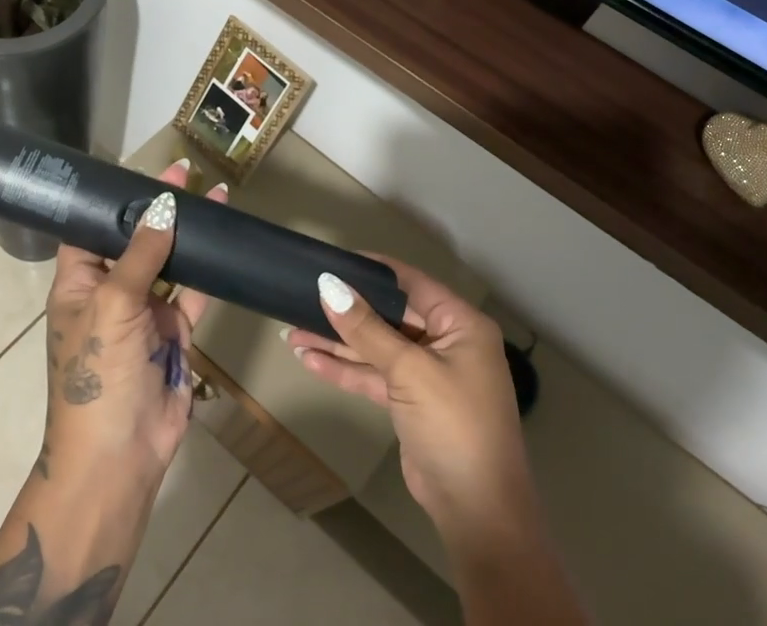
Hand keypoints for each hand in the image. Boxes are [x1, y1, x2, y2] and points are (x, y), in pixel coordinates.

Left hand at [39, 161, 226, 487]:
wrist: (119, 454)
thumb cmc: (97, 375)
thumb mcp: (112, 306)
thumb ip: (140, 255)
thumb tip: (165, 206)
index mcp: (77, 283)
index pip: (92, 229)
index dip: (116, 200)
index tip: (145, 169)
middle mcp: (109, 292)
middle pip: (136, 241)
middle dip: (160, 210)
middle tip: (190, 172)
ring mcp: (144, 314)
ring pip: (169, 263)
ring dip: (189, 235)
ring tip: (216, 197)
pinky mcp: (174, 334)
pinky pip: (194, 293)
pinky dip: (210, 270)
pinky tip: (228, 241)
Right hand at [285, 257, 534, 534]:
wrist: (475, 505)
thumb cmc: (453, 424)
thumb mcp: (409, 370)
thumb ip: (367, 328)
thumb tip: (329, 285)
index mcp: (460, 325)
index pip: (412, 284)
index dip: (372, 271)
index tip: (332, 261)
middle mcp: (446, 343)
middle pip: (389, 316)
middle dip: (347, 311)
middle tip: (302, 297)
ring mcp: (427, 374)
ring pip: (376, 348)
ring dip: (338, 342)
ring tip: (291, 332)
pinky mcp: (410, 402)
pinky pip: (374, 376)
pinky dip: (345, 370)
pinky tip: (309, 360)